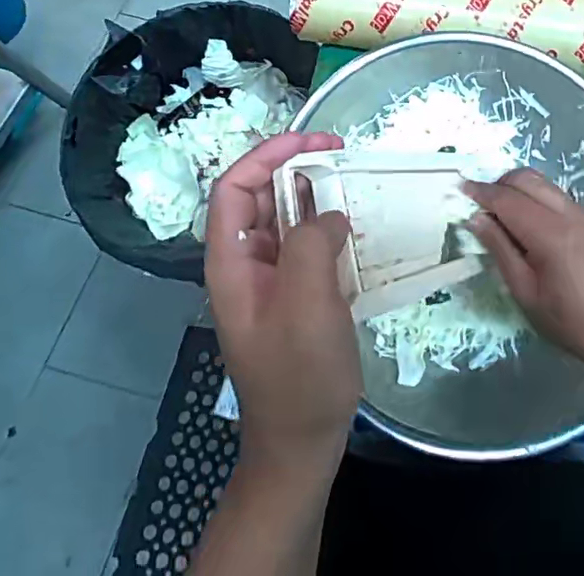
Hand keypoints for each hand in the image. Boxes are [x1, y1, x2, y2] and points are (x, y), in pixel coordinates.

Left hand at [205, 132, 359, 467]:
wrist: (302, 443)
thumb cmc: (299, 377)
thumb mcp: (306, 304)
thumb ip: (311, 243)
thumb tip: (328, 213)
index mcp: (231, 262)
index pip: (233, 188)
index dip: (266, 155)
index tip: (310, 140)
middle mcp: (244, 263)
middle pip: (258, 197)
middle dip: (293, 167)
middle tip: (339, 152)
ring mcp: (269, 279)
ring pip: (284, 218)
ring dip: (312, 194)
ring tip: (350, 179)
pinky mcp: (293, 294)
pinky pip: (304, 244)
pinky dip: (325, 225)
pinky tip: (353, 223)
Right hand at [466, 169, 583, 374]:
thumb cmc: (570, 320)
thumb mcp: (524, 291)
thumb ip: (499, 249)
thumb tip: (476, 218)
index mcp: (549, 233)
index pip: (506, 199)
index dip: (480, 192)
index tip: (459, 190)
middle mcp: (567, 213)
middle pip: (525, 178)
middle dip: (497, 183)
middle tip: (478, 202)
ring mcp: (581, 213)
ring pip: (540, 182)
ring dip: (515, 187)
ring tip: (497, 211)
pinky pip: (553, 193)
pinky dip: (532, 195)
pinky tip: (523, 220)